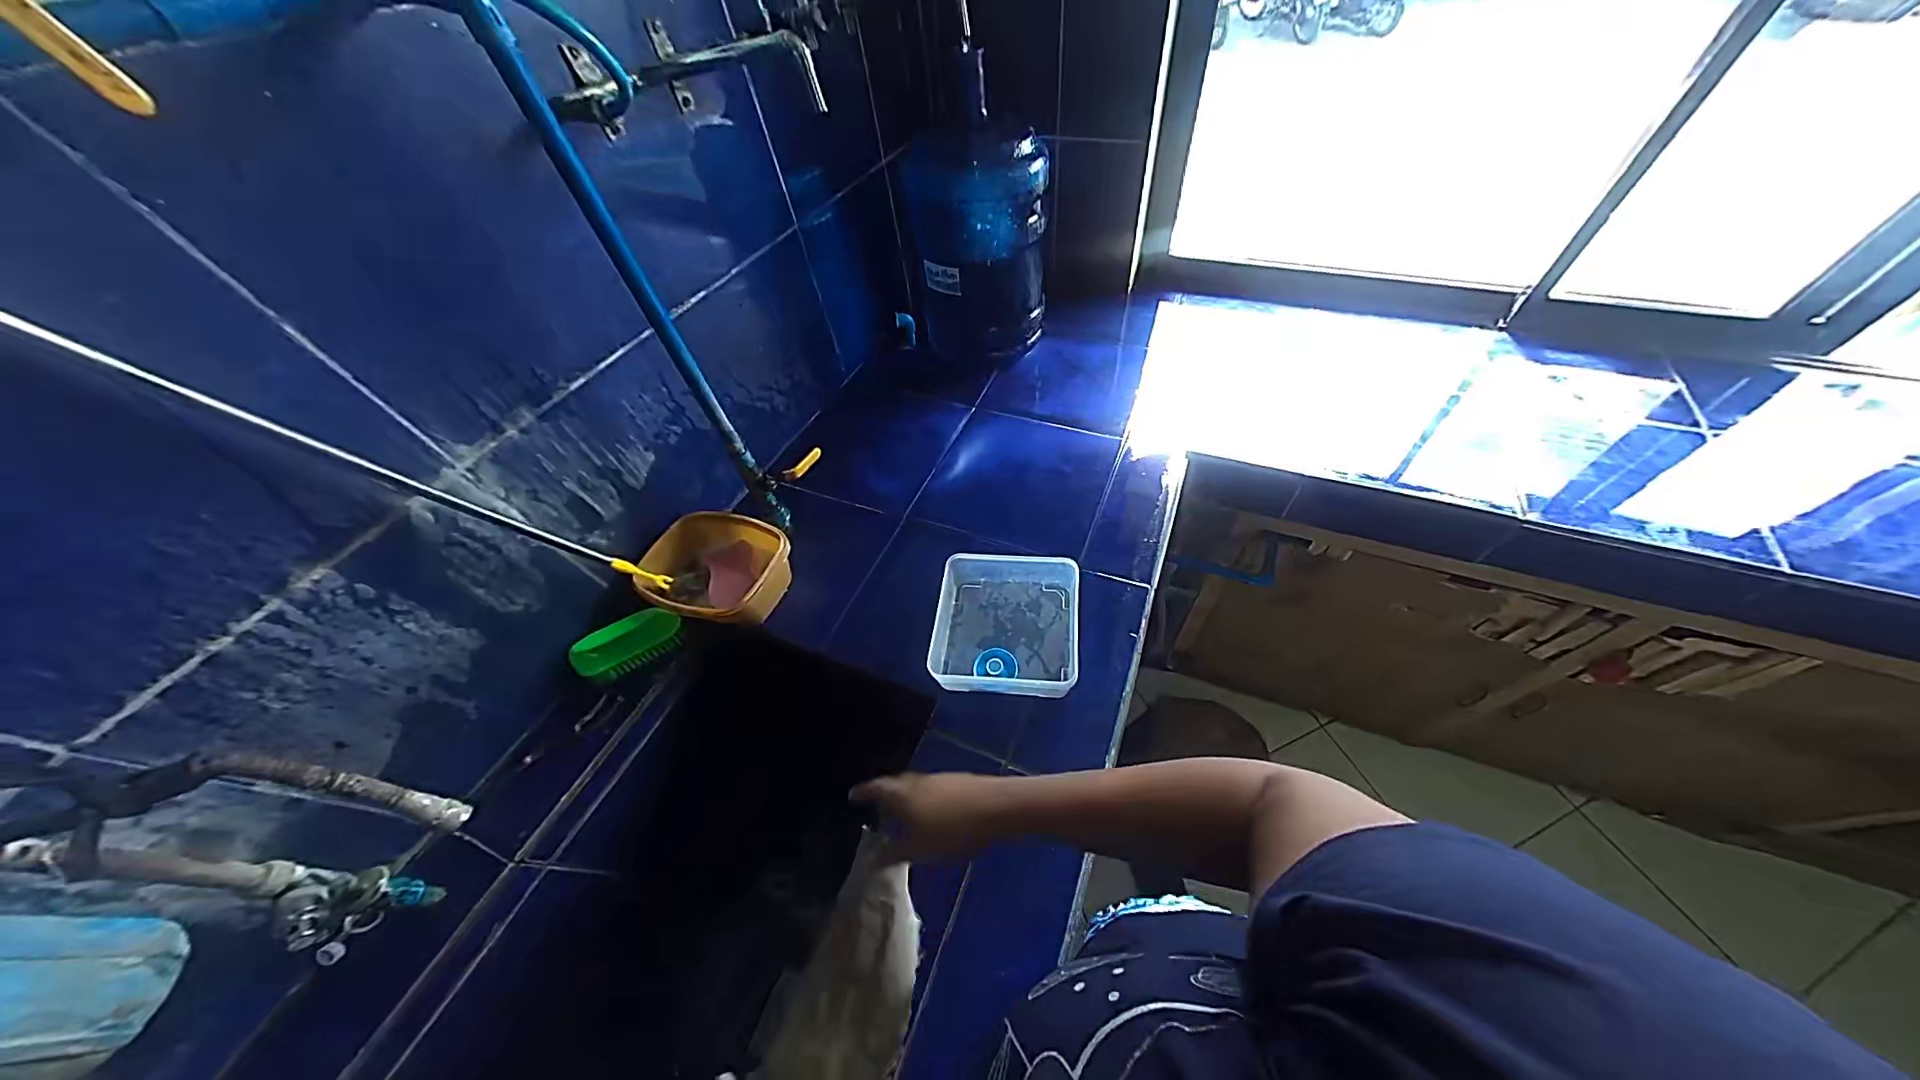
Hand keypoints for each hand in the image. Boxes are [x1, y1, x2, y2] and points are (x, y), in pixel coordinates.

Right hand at [849, 771, 1004, 863]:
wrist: (996, 807)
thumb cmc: (952, 830)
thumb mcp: (919, 849)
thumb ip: (895, 854)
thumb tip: (873, 860)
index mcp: (902, 794)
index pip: (876, 789)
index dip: (863, 792)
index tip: (853, 795)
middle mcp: (917, 781)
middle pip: (895, 784)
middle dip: (884, 794)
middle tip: (877, 807)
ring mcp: (939, 779)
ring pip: (914, 786)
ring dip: (905, 797)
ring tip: (903, 815)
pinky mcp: (958, 782)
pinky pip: (931, 790)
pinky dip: (924, 799)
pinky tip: (931, 815)